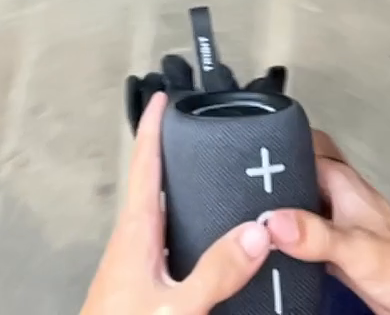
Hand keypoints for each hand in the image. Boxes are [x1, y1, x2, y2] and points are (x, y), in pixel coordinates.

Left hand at [81, 93, 274, 314]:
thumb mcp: (178, 307)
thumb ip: (217, 270)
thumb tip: (258, 231)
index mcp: (135, 231)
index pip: (144, 163)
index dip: (152, 127)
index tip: (163, 96)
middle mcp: (131, 238)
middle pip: (150, 180)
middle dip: (170, 151)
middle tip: (197, 129)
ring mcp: (133, 261)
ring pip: (157, 210)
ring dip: (175, 186)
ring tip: (207, 172)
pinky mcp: (139, 281)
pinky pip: (164, 236)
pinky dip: (182, 220)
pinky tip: (204, 236)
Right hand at [263, 132, 389, 314]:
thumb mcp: (355, 248)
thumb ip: (314, 233)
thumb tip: (273, 221)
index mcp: (341, 181)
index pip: (302, 146)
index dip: (276, 145)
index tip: (246, 149)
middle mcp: (337, 197)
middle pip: (297, 174)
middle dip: (273, 178)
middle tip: (243, 184)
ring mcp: (336, 225)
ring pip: (299, 206)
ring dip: (279, 212)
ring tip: (250, 218)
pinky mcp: (337, 253)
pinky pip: (303, 238)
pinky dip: (288, 242)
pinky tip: (274, 252)